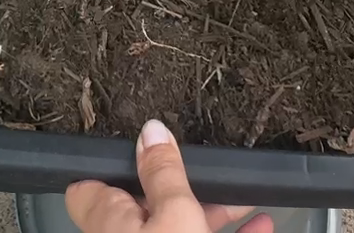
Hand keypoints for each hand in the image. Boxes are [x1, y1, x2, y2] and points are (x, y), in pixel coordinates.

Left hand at [65, 120, 273, 232]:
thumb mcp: (175, 218)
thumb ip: (164, 174)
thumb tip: (150, 130)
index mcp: (111, 225)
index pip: (91, 188)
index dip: (115, 164)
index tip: (143, 145)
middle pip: (149, 206)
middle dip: (185, 187)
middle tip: (214, 170)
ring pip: (182, 229)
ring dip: (214, 213)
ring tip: (246, 195)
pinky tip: (261, 226)